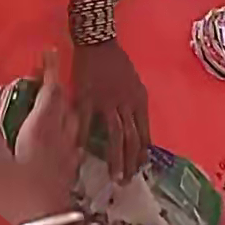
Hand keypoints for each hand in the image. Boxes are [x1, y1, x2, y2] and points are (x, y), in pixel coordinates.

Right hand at [0, 54, 81, 224]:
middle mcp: (59, 133)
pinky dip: (66, 124)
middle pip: (62, 100)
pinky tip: (58, 132)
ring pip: (70, 116)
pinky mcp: (71, 165)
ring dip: (62, 102)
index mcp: (41, 127)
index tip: (48, 52)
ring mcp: (68, 149)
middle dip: (54, 83)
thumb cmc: (20, 193)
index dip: (50, 69)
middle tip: (40, 76)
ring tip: (48, 100)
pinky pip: (72, 134)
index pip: (50, 90)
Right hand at [71, 39, 149, 182]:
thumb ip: (134, 105)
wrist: (97, 42)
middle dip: (131, 163)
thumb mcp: (133, 83)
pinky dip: (83, 139)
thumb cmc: (116, 62)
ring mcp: (107, 101)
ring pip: (115, 135)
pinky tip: (81, 153)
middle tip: (127, 181)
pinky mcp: (86, 97)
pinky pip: (85, 122)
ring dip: (116, 158)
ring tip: (114, 176)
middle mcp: (126, 103)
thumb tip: (134, 127)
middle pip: (132, 138)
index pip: (144, 133)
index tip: (139, 170)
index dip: (142, 154)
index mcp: (139, 100)